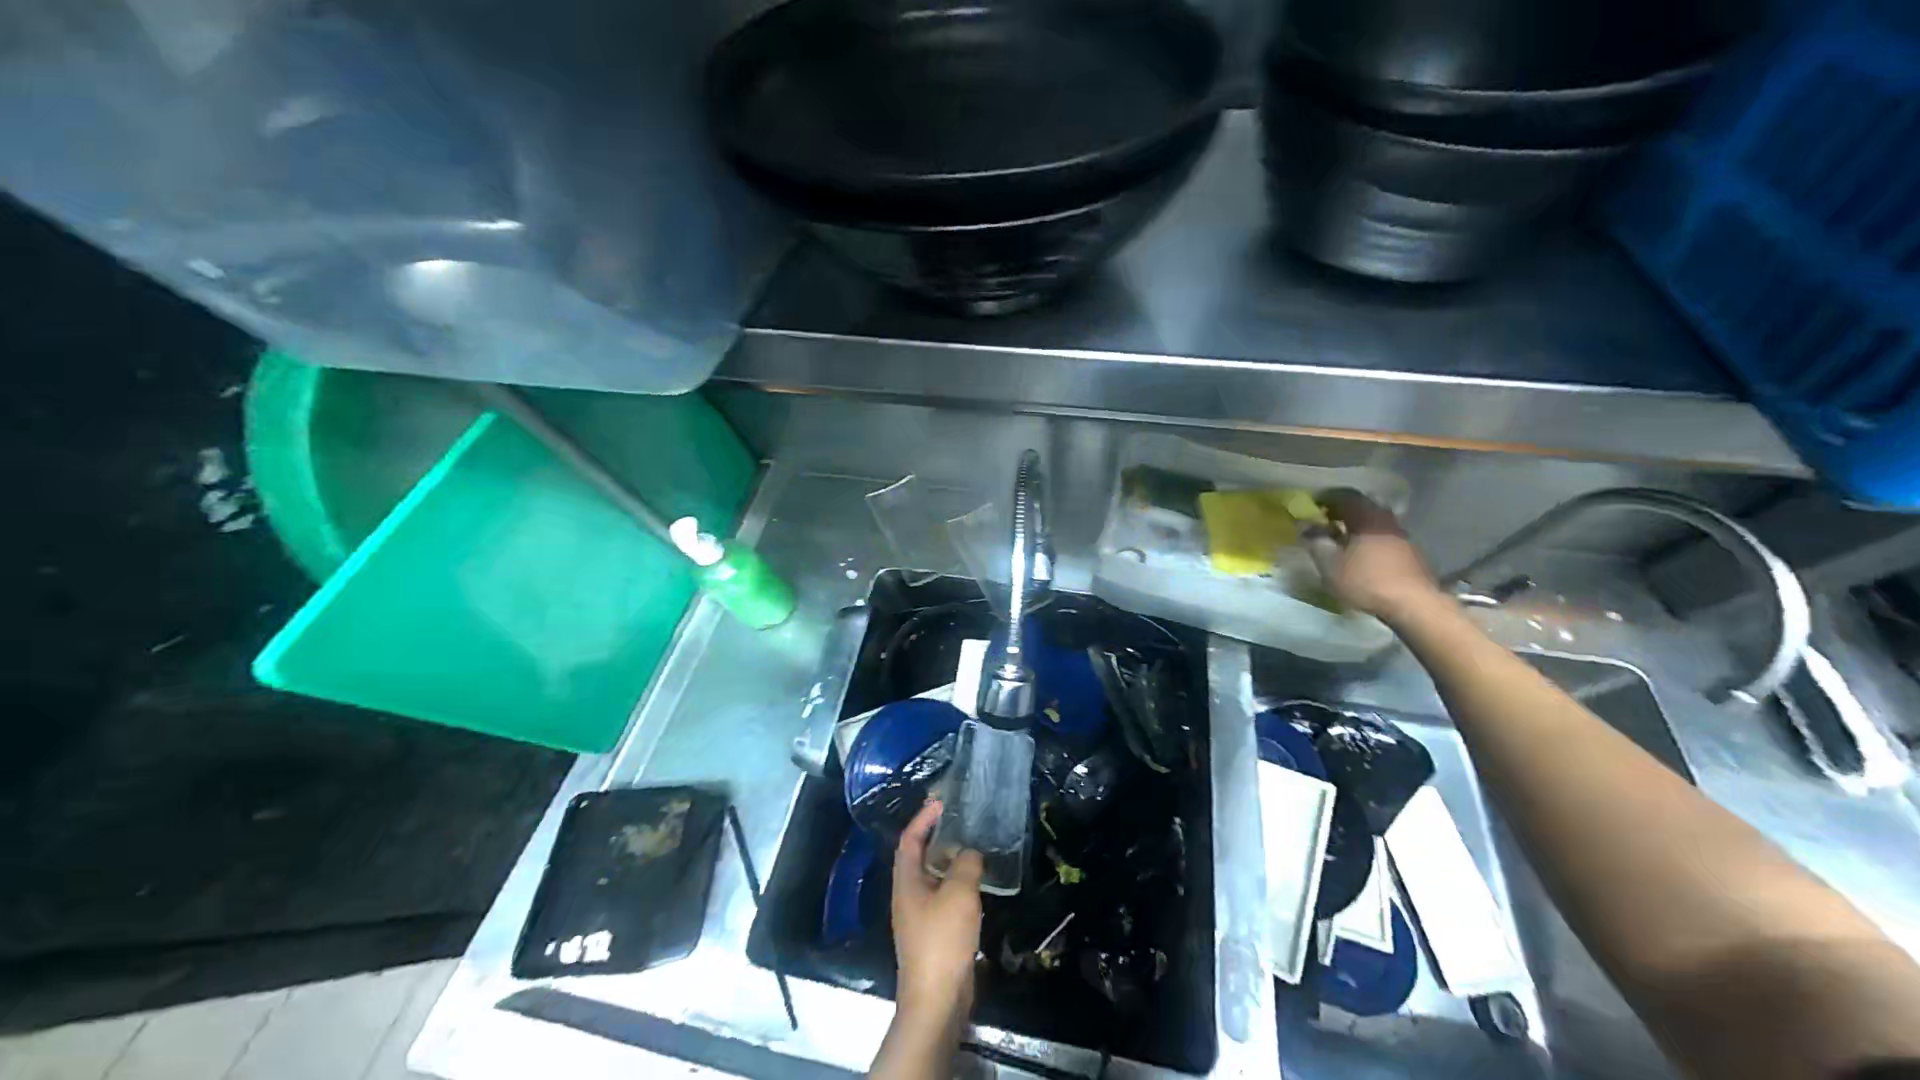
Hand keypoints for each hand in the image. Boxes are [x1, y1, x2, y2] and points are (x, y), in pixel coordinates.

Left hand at [891, 799, 983, 1019]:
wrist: (937, 999)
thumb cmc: (942, 939)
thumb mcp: (959, 893)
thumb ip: (966, 864)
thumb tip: (970, 852)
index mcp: (906, 881)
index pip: (909, 840)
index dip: (923, 819)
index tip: (941, 802)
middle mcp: (908, 895)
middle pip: (919, 857)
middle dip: (937, 837)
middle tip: (961, 822)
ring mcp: (919, 917)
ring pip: (933, 879)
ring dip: (949, 862)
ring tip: (973, 847)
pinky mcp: (933, 934)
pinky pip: (943, 898)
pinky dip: (957, 885)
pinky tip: (976, 885)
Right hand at [1301, 489, 1443, 621]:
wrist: (1414, 604)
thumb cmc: (1365, 580)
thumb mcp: (1329, 563)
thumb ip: (1315, 541)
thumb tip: (1304, 524)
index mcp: (1366, 517)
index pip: (1345, 496)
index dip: (1327, 498)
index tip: (1313, 505)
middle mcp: (1387, 520)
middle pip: (1364, 507)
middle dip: (1343, 511)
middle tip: (1326, 521)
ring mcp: (1403, 536)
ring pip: (1376, 523)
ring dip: (1359, 527)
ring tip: (1344, 540)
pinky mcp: (1412, 553)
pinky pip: (1386, 537)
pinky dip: (1371, 540)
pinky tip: (1364, 556)